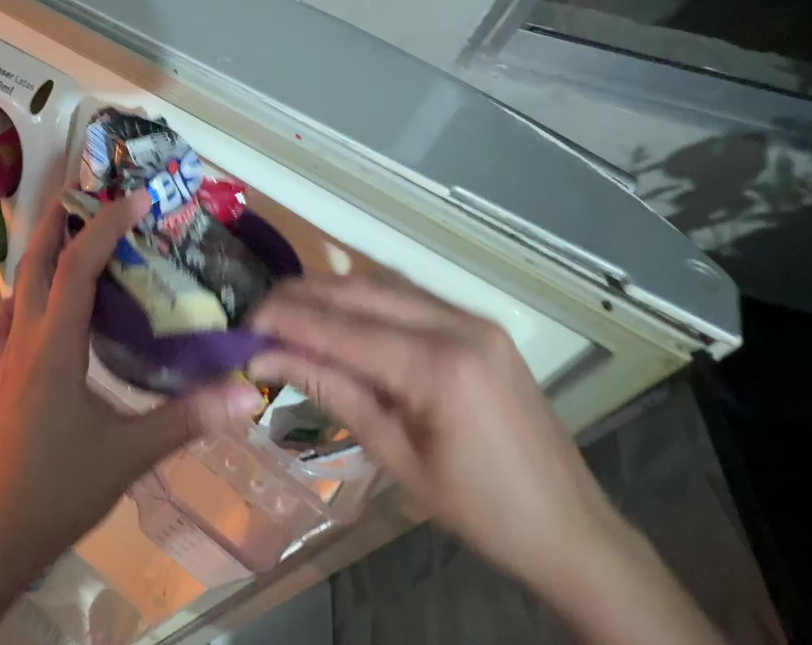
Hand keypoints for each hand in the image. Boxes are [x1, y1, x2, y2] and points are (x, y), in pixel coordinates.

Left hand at [0, 191, 263, 573]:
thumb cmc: (59, 489)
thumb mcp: (130, 453)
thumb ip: (187, 418)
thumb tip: (246, 391)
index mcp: (55, 347)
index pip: (76, 268)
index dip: (104, 227)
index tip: (135, 199)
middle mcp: (26, 340)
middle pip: (34, 262)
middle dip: (58, 220)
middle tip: (91, 194)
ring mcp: (7, 359)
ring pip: (17, 288)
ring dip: (40, 254)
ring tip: (71, 240)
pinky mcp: (2, 379)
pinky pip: (6, 323)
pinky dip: (23, 299)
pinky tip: (39, 309)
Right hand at [248, 275, 723, 644]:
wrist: (570, 526)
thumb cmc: (479, 509)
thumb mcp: (394, 455)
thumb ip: (333, 392)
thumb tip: (267, 357)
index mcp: (438, 367)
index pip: (340, 328)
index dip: (284, 321)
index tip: (241, 325)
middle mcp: (458, 325)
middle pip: (359, 292)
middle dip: (300, 298)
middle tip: (254, 314)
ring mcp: (474, 319)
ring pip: (382, 285)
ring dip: (329, 293)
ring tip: (284, 311)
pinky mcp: (479, 325)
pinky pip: (408, 296)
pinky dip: (364, 298)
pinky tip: (336, 312)